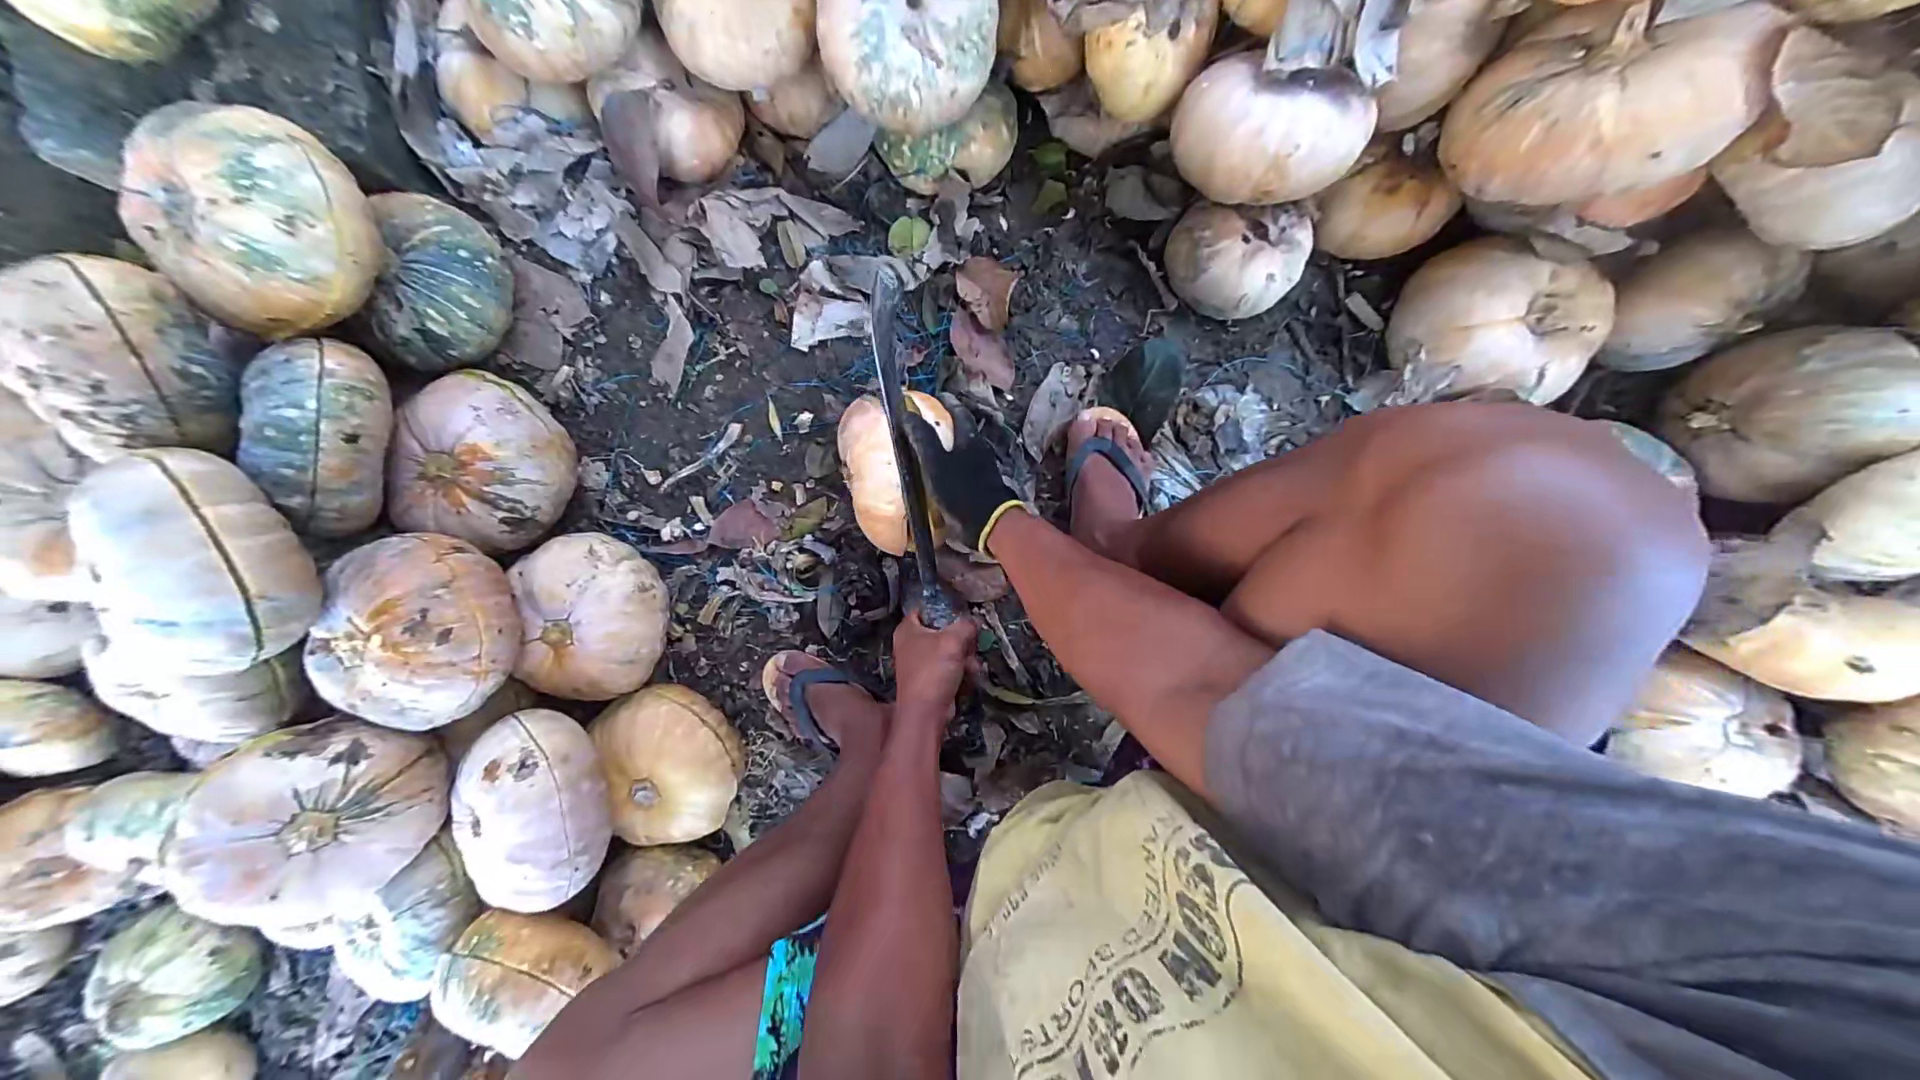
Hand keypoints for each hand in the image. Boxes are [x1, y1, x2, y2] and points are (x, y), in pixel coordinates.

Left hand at [892, 611, 976, 717]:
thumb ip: (966, 626)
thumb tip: (973, 623)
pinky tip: (970, 673)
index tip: (961, 613)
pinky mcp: (929, 678)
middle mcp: (910, 643)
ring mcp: (919, 662)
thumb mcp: (953, 640)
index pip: (924, 608)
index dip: (942, 608)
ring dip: (964, 655)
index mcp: (907, 629)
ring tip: (971, 662)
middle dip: (959, 637)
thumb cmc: (933, 670)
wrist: (926, 712)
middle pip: (940, 630)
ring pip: (948, 649)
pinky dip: (960, 669)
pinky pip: (949, 666)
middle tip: (970, 641)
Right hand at [904, 413, 1024, 552]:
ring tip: (934, 449)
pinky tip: (943, 476)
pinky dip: (954, 467)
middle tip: (934, 422)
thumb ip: (922, 438)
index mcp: (970, 440)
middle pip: (965, 432)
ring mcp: (984, 470)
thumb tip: (907, 414)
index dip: (949, 403)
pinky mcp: (983, 488)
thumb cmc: (960, 490)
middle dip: (951, 424)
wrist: (988, 523)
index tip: (939, 396)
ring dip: (952, 447)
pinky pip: (966, 470)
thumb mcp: (935, 462)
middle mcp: (980, 451)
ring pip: (967, 451)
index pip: (960, 413)